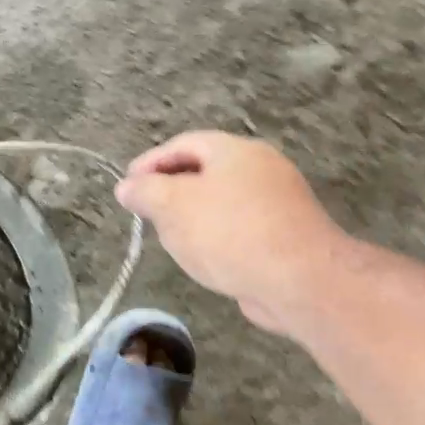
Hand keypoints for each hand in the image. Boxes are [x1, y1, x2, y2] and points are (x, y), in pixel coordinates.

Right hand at [115, 131, 349, 334]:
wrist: (298, 279)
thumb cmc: (227, 233)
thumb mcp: (171, 206)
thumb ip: (144, 191)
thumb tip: (127, 187)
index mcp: (235, 151)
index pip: (183, 144)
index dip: (149, 163)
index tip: (126, 187)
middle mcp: (262, 167)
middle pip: (205, 169)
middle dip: (170, 189)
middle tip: (145, 212)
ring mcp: (278, 200)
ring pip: (221, 198)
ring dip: (191, 213)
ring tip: (170, 237)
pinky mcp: (285, 232)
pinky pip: (239, 223)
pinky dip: (215, 233)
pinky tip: (204, 255)